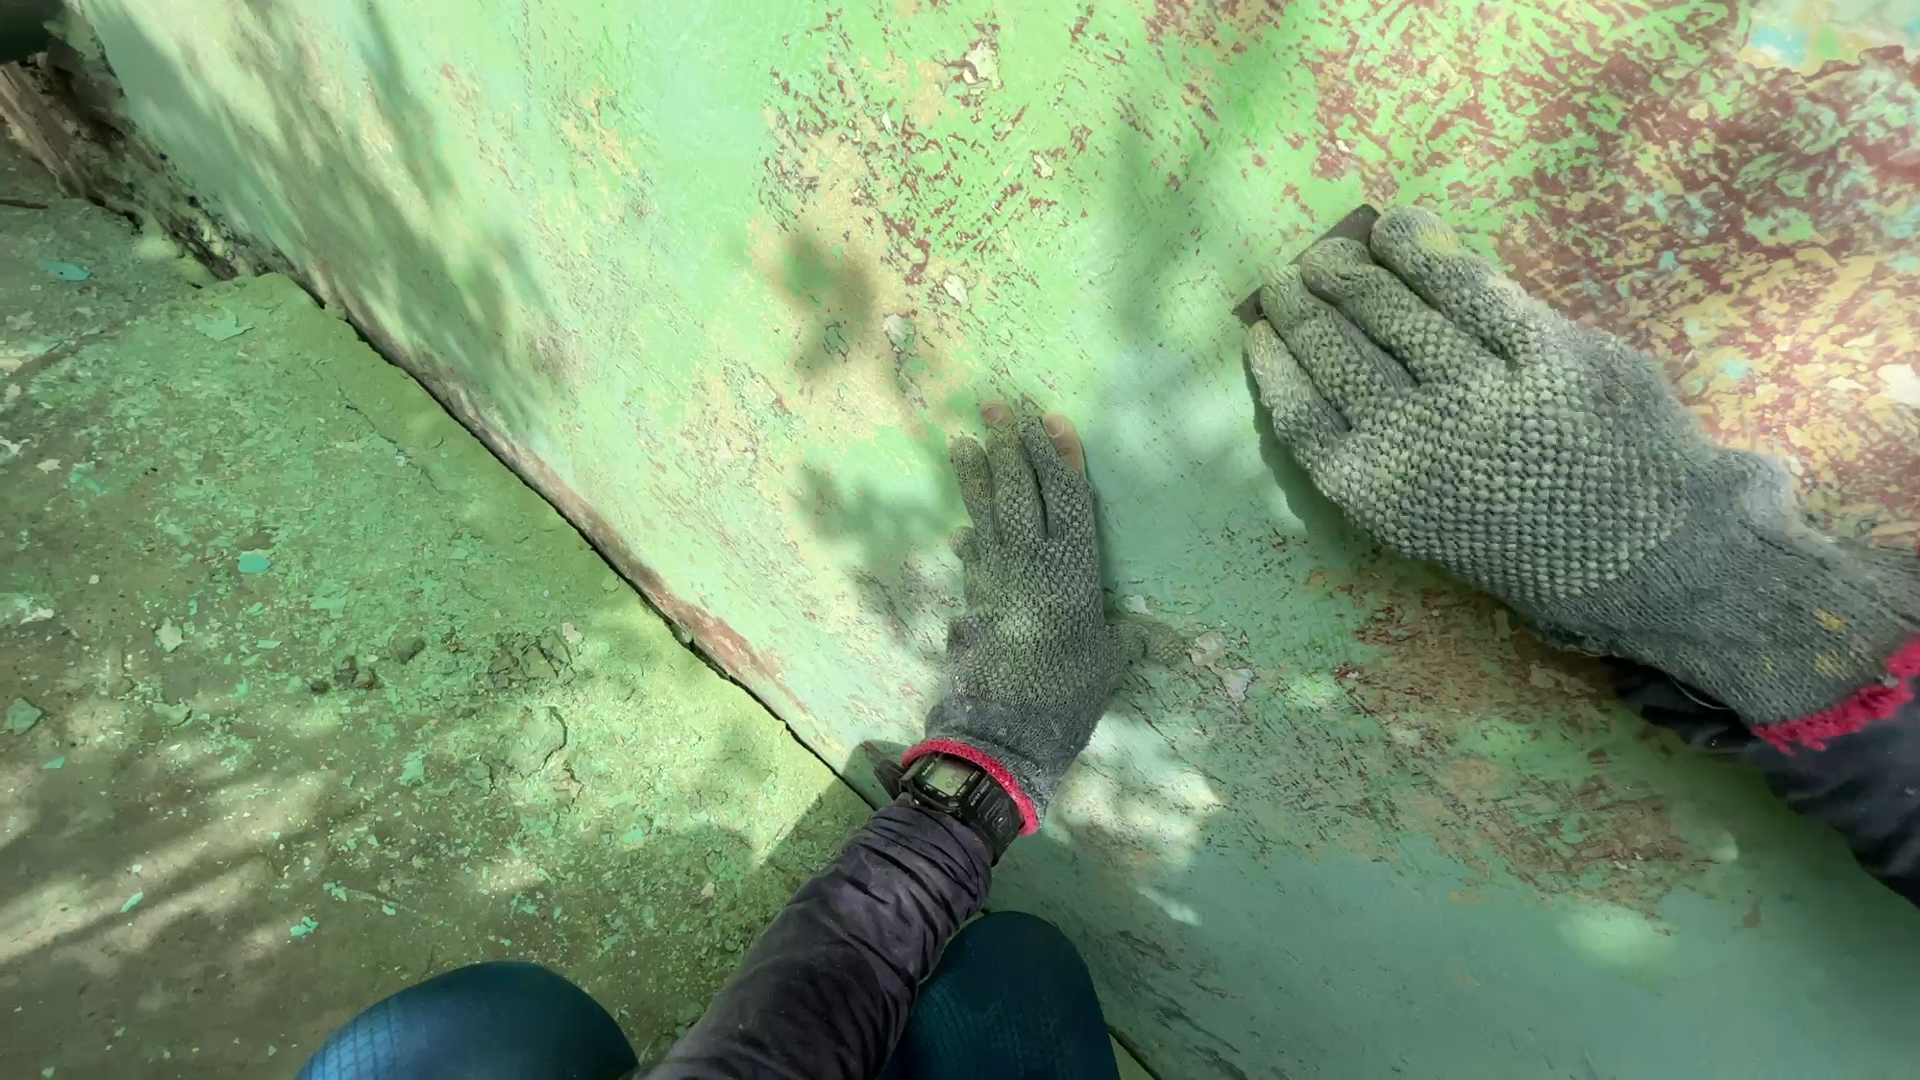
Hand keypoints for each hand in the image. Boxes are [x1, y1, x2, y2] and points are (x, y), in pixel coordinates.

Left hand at [905, 403, 1144, 832]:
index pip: (1068, 499)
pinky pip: (971, 556)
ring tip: (963, 439)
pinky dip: (969, 535)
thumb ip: (1133, 641)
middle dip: (1010, 446)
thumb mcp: (1110, 662)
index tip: (1049, 418)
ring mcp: (994, 576)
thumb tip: (1174, 647)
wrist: (1005, 728)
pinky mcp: (971, 597)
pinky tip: (962, 523)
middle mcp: (1030, 561)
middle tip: (995, 405)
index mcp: (1072, 568)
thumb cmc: (1067, 694)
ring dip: (976, 475)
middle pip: (1020, 492)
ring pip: (986, 513)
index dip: (1060, 457)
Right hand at [1247, 206, 1919, 741]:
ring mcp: (1478, 390)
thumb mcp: (1408, 522)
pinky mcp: (1546, 350)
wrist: (1636, 551)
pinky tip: (1394, 227)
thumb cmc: (1507, 542)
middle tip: (1282, 278)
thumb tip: (1318, 380)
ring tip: (1326, 253)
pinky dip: (1425, 253)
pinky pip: (1471, 289)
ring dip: (1349, 275)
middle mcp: (1410, 437)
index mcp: (1369, 488)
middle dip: (1299, 310)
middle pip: (1336, 355)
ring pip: (1393, 315)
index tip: (1256, 331)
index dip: (1273, 364)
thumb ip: (1358, 460)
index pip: (1299, 411)